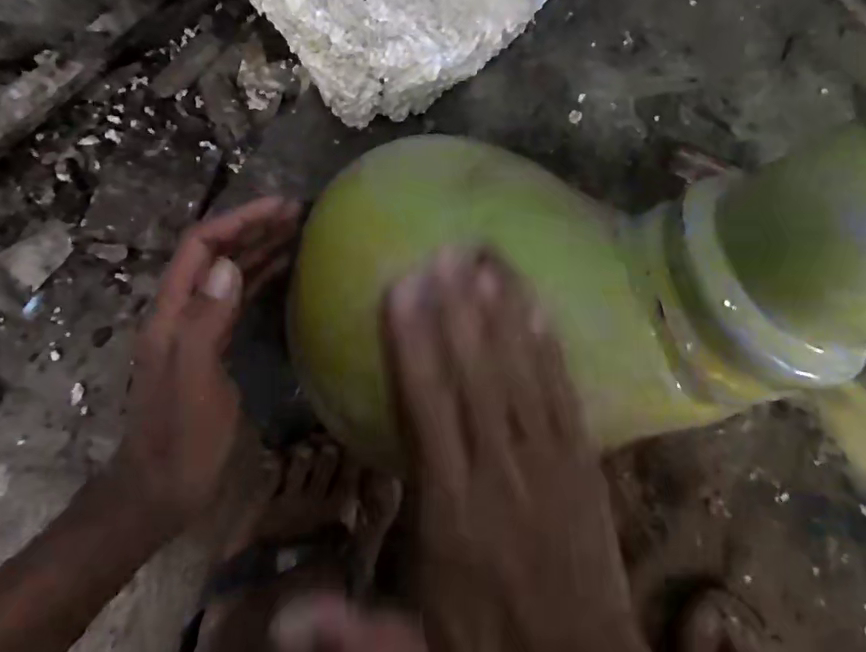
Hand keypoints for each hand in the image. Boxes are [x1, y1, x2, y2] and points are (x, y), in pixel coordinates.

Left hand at [105, 196, 301, 533]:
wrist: (159, 494)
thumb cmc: (179, 442)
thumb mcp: (194, 382)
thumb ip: (205, 323)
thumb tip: (228, 265)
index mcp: (171, 315)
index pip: (200, 248)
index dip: (238, 220)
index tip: (280, 207)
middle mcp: (182, 314)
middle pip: (216, 254)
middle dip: (254, 226)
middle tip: (300, 213)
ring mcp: (198, 330)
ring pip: (230, 273)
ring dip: (261, 248)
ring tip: (301, 231)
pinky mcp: (215, 346)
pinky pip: (240, 298)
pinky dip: (263, 277)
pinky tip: (288, 272)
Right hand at [380, 249, 644, 651]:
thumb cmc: (487, 643)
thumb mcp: (411, 645)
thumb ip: (349, 627)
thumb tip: (280, 618)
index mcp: (450, 506)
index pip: (426, 408)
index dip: (413, 344)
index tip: (401, 289)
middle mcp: (499, 468)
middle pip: (475, 375)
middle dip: (456, 309)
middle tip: (443, 252)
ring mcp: (548, 457)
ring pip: (521, 372)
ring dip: (502, 312)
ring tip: (485, 260)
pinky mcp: (585, 460)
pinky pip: (566, 393)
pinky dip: (551, 346)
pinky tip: (539, 305)